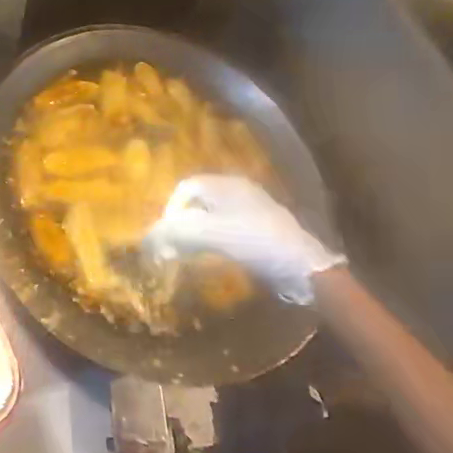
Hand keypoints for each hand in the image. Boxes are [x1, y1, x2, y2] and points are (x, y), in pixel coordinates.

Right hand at [144, 174, 344, 304]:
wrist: (303, 267)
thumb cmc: (253, 242)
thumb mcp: (209, 234)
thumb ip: (176, 231)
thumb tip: (149, 237)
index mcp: (226, 184)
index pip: (186, 187)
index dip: (170, 210)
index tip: (166, 234)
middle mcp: (239, 190)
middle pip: (199, 200)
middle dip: (183, 221)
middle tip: (175, 245)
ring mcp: (254, 208)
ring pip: (214, 215)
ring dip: (198, 232)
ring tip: (191, 253)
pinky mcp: (263, 228)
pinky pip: (229, 227)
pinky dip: (215, 239)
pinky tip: (216, 256)